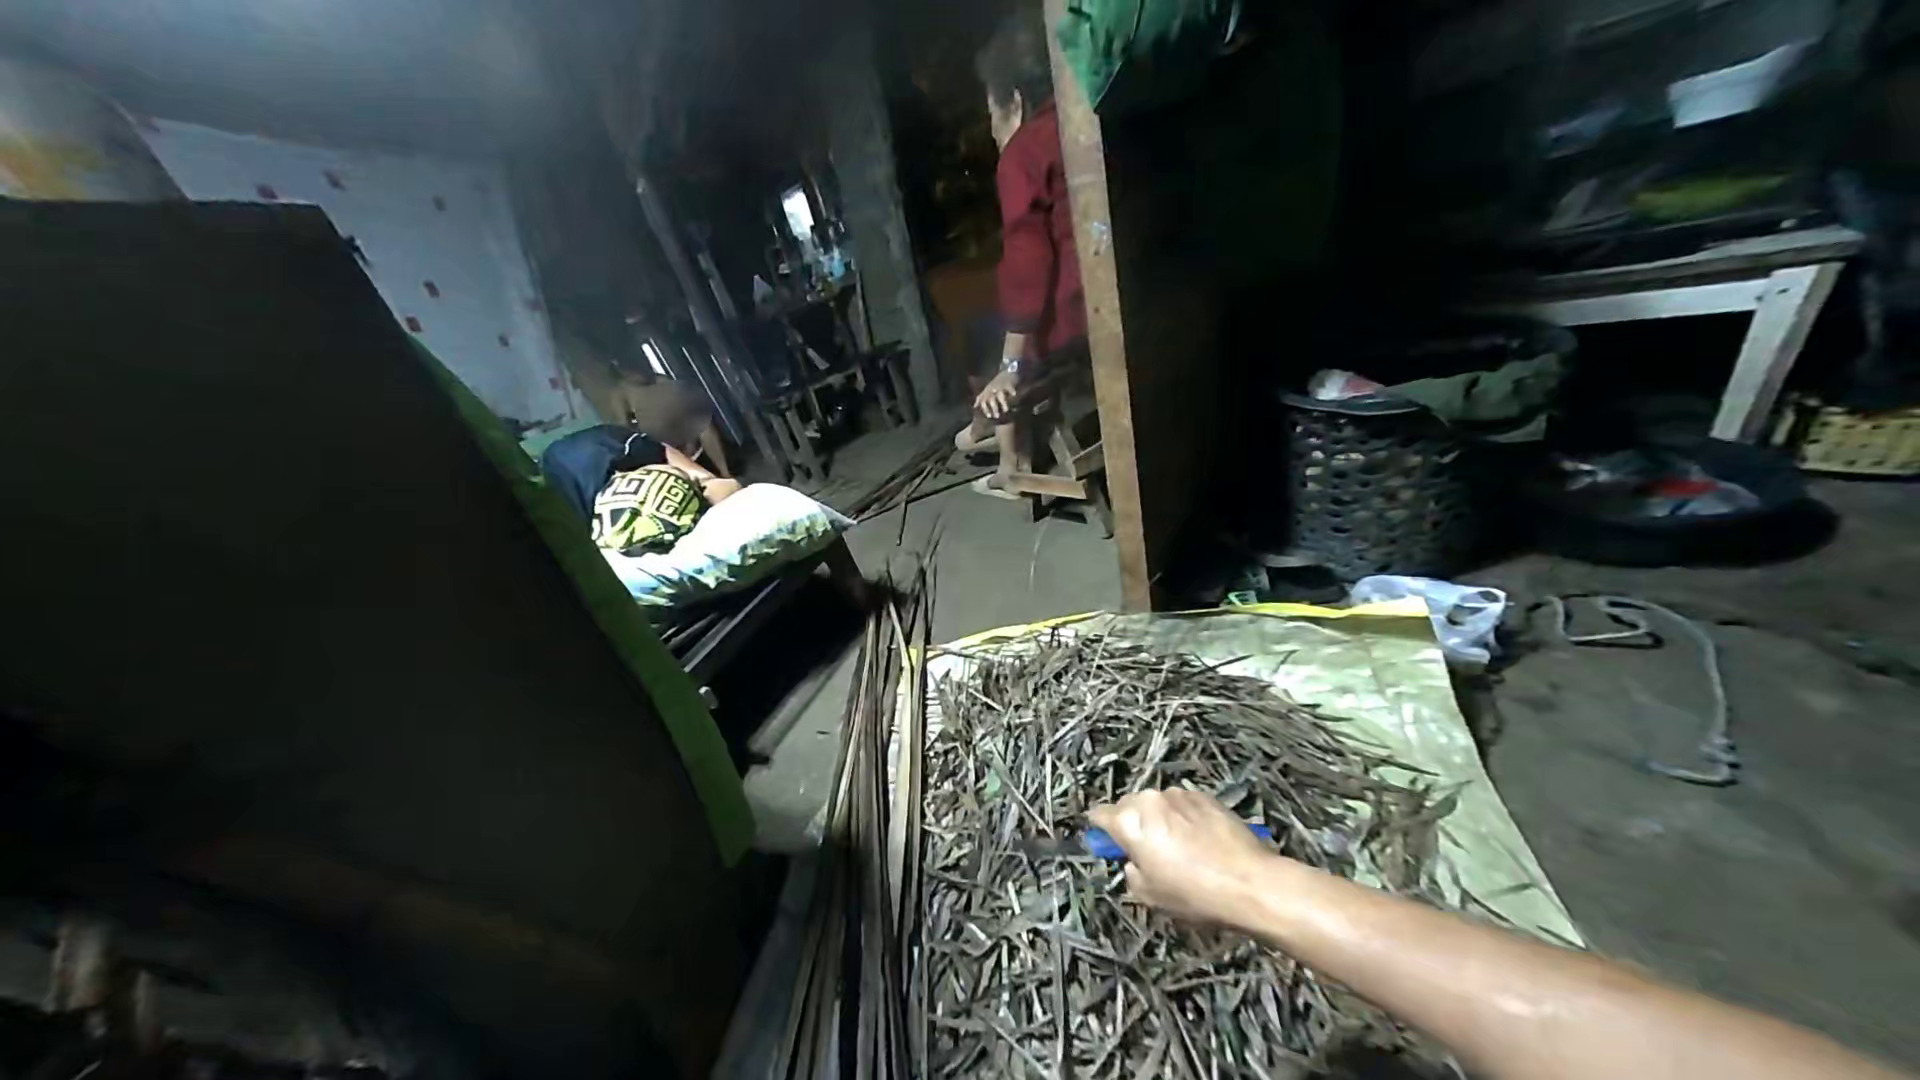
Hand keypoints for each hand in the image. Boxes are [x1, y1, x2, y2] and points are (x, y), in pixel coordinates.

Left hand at [974, 370, 1018, 419]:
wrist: (1007, 370)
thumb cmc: (996, 383)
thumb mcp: (987, 389)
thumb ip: (981, 398)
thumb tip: (974, 406)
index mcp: (987, 391)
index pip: (984, 401)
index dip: (985, 409)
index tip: (989, 416)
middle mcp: (992, 388)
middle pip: (992, 400)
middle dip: (994, 408)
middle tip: (997, 416)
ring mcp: (1000, 385)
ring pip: (1000, 395)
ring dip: (1003, 403)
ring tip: (1006, 410)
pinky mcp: (1008, 382)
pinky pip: (1009, 387)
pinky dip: (1011, 391)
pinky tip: (1014, 395)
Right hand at [1087, 789, 1275, 925]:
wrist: (1250, 882)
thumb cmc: (1194, 894)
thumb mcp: (1150, 896)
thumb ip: (1131, 872)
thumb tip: (1135, 861)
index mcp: (1129, 822)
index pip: (1098, 814)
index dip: (1099, 829)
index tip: (1108, 842)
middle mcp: (1150, 799)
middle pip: (1128, 806)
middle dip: (1132, 823)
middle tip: (1148, 851)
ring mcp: (1178, 794)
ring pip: (1157, 804)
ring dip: (1160, 819)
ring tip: (1180, 846)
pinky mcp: (1204, 795)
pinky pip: (1183, 804)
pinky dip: (1184, 816)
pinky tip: (1201, 840)